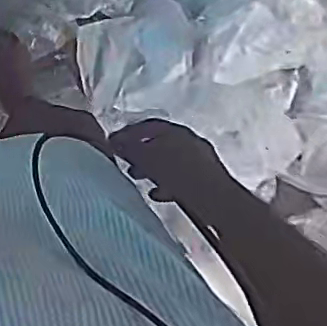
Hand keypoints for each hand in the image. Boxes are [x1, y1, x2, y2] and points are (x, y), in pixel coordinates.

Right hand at [109, 119, 237, 206]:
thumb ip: (127, 147)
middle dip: (140, 153)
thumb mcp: (142, 157)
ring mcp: (201, 161)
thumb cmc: (176, 172)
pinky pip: (180, 178)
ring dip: (153, 169)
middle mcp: (190, 141)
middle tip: (126, 161)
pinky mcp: (207, 180)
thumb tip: (115, 142)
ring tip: (140, 178)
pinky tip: (158, 193)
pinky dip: (167, 184)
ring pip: (170, 161)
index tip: (114, 142)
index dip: (127, 134)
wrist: (212, 198)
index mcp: (174, 130)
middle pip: (158, 143)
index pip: (145, 126)